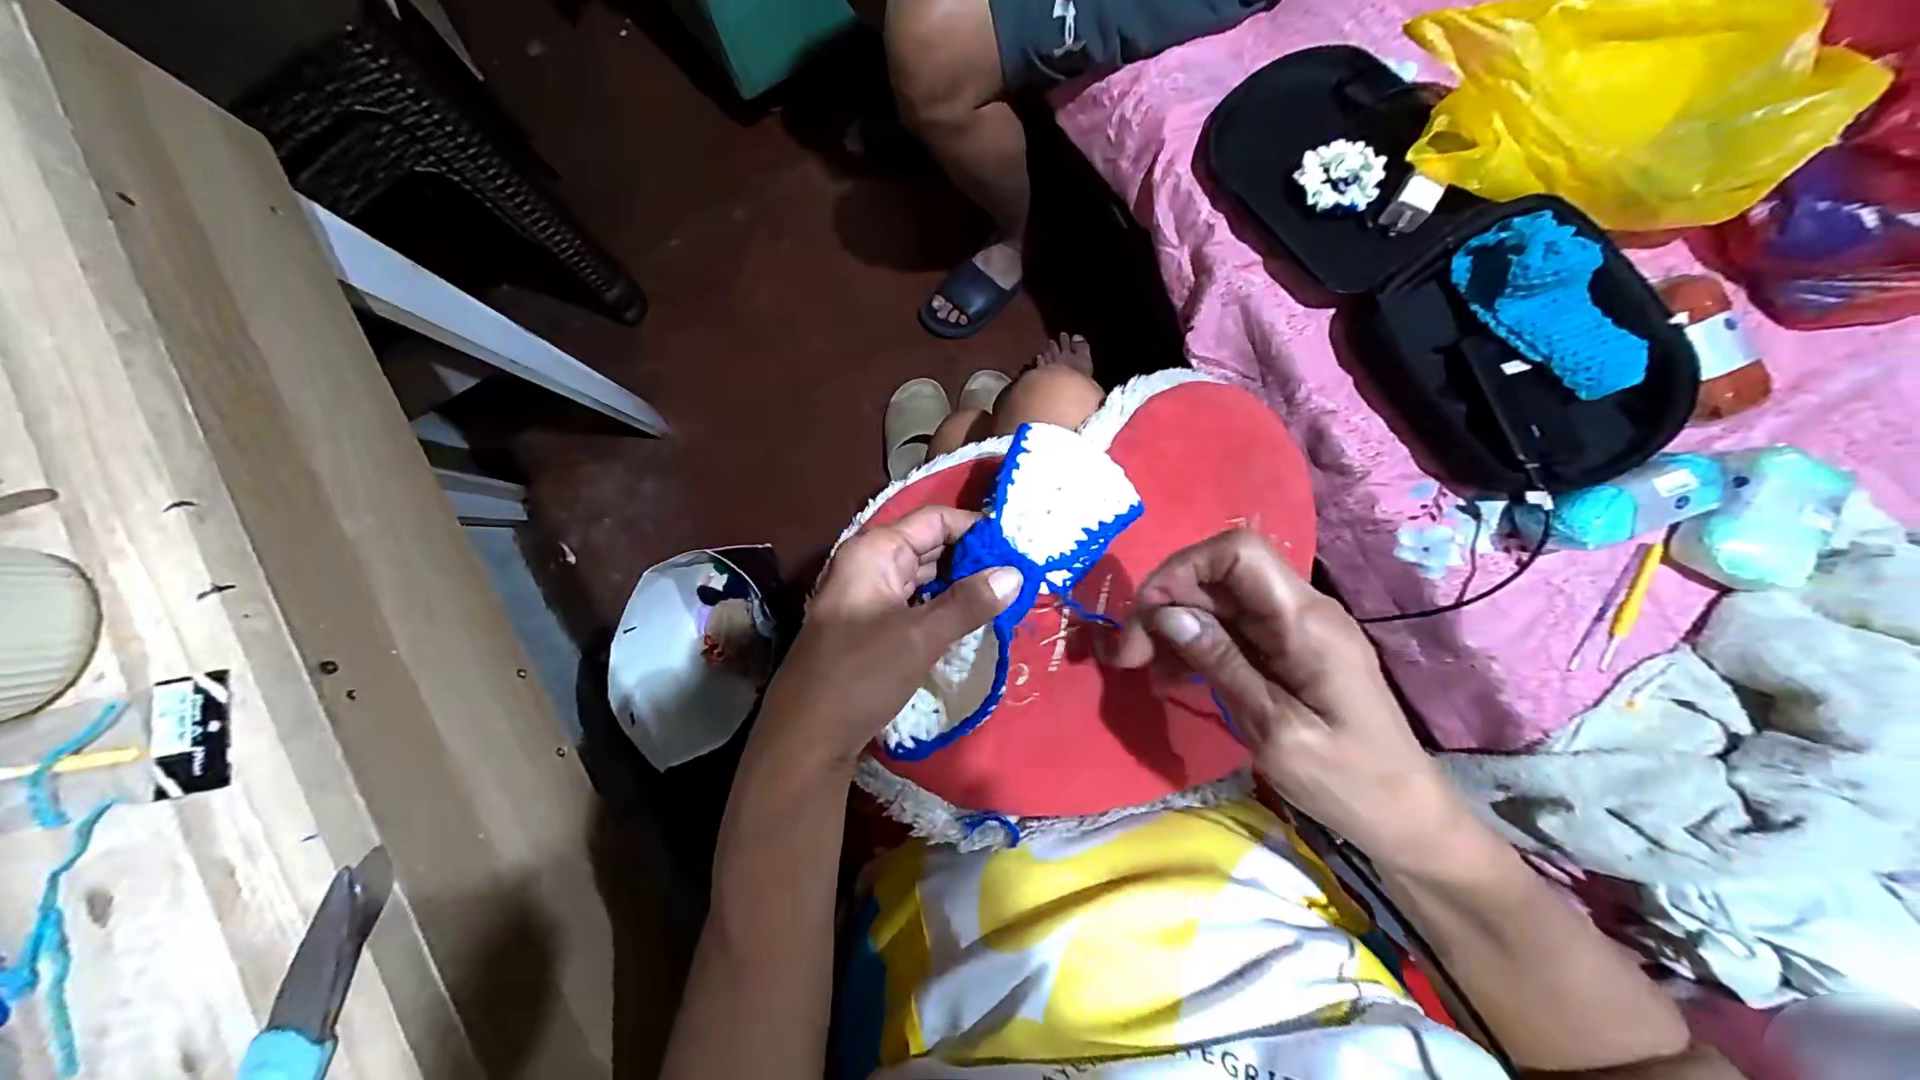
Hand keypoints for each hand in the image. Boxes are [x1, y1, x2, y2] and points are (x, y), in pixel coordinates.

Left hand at [760, 506, 1021, 769]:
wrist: (806, 735)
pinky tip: (971, 616)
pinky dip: (941, 604)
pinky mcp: (870, 623)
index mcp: (874, 551)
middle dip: (973, 557)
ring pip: (923, 575)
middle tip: (1019, 572)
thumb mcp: (920, 636)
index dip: (976, 528)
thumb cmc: (861, 675)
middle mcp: (869, 563)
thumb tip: (1016, 574)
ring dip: (960, 583)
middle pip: (929, 545)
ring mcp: (867, 594)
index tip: (1018, 547)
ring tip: (1005, 593)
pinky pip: (913, 601)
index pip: (935, 520)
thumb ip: (969, 602)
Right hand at [1106, 529, 1482, 872]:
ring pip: (1216, 602)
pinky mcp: (1284, 652)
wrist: (1405, 818)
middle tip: (1128, 655)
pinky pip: (1227, 630)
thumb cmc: (1348, 782)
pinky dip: (1192, 647)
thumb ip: (1222, 666)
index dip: (1183, 569)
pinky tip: (1172, 679)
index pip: (1238, 552)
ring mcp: (1293, 631)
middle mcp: (1300, 611)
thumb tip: (1166, 615)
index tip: (1147, 617)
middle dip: (1165, 605)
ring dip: (1172, 628)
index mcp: (1307, 622)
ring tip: (1145, 672)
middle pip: (1218, 576)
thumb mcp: (1276, 731)